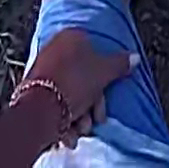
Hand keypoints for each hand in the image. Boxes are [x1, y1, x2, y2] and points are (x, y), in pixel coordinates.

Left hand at [21, 30, 137, 146]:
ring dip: (79, 113)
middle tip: (95, 119)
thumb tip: (136, 58)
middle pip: (82, 75)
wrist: (37, 112)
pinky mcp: (32, 90)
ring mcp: (43, 69)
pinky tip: (68, 133)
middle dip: (91, 101)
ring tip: (80, 130)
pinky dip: (63, 117)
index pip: (95, 51)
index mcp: (72, 36)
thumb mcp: (104, 73)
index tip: (107, 97)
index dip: (104, 77)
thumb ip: (120, 64)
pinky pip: (55, 100)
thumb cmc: (74, 83)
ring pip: (69, 91)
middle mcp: (56, 48)